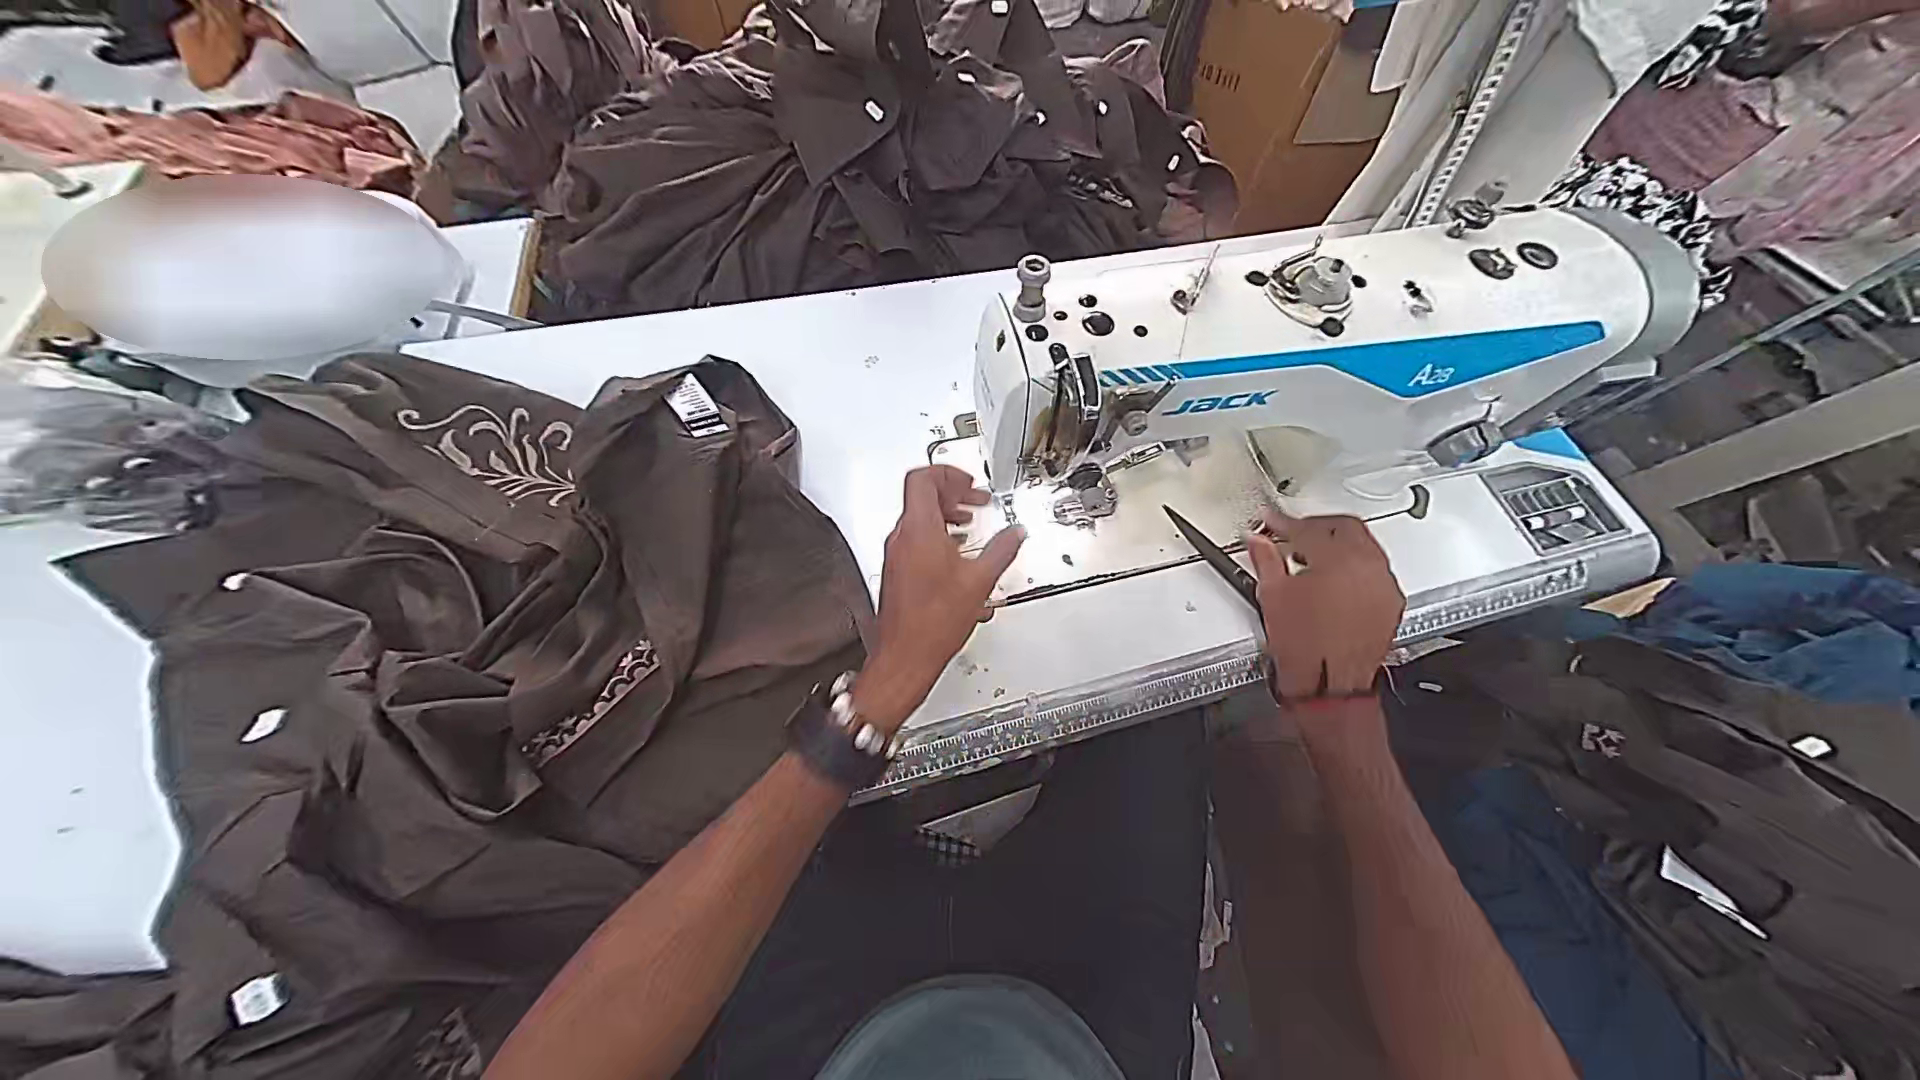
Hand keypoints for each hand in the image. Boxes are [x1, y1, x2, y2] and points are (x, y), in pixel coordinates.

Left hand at [855, 466, 1025, 733]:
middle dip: (951, 492)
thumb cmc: (932, 623)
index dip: (947, 473)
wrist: (905, 655)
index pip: (923, 479)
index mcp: (919, 531)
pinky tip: (957, 552)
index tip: (967, 482)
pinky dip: (937, 534)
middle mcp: (902, 538)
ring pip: (917, 517)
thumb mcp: (980, 581)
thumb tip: (1016, 533)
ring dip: (945, 514)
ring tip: (968, 523)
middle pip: (920, 494)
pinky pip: (914, 538)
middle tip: (974, 500)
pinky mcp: (897, 569)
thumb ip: (1002, 550)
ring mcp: (896, 554)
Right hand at [1245, 509, 1403, 700]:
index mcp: (1339, 560)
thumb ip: (1265, 560)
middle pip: (1344, 527)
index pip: (1307, 528)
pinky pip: (1374, 571)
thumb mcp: (1273, 595)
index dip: (1283, 523)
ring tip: (1309, 556)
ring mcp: (1384, 585)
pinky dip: (1352, 567)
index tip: (1270, 522)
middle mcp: (1369, 568)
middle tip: (1291, 532)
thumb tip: (1257, 541)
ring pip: (1364, 547)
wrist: (1329, 685)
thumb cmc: (1306, 648)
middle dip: (1315, 526)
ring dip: (1337, 545)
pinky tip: (1331, 579)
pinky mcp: (1391, 602)